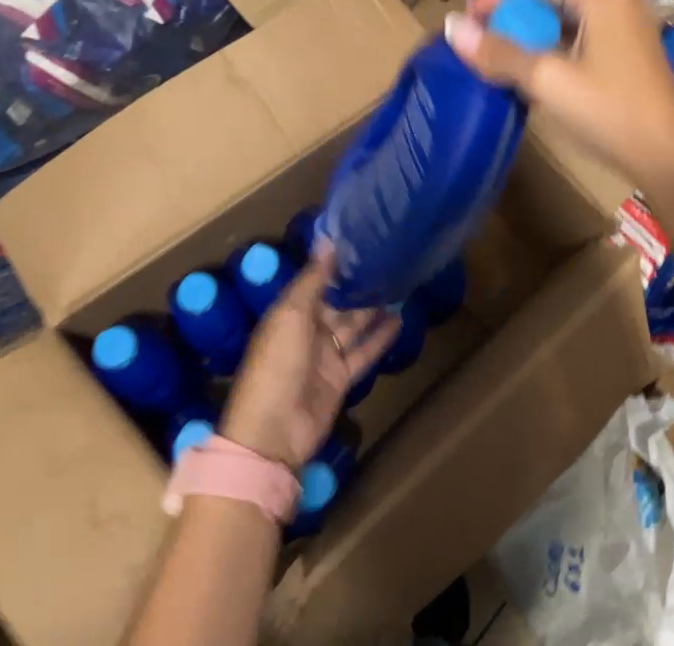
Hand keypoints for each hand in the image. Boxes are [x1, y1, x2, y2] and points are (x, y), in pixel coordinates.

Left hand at [219, 245, 398, 470]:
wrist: (274, 432)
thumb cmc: (277, 366)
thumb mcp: (291, 316)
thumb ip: (312, 280)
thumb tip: (328, 240)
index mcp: (289, 313)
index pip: (316, 282)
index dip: (336, 264)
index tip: (362, 241)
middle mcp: (307, 331)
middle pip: (337, 303)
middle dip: (358, 285)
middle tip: (389, 261)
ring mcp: (325, 356)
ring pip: (353, 326)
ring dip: (373, 308)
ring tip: (400, 285)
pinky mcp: (341, 378)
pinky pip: (363, 352)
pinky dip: (380, 338)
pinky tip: (400, 320)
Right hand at [445, 0, 673, 196]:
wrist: (667, 160)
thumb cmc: (610, 115)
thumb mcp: (548, 82)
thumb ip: (500, 53)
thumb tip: (451, 27)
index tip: (469, 19)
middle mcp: (618, 1)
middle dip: (512, 10)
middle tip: (481, 37)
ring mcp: (629, 26)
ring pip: (567, 13)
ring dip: (531, 29)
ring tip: (500, 54)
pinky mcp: (631, 51)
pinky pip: (582, 32)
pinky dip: (553, 43)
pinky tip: (534, 70)